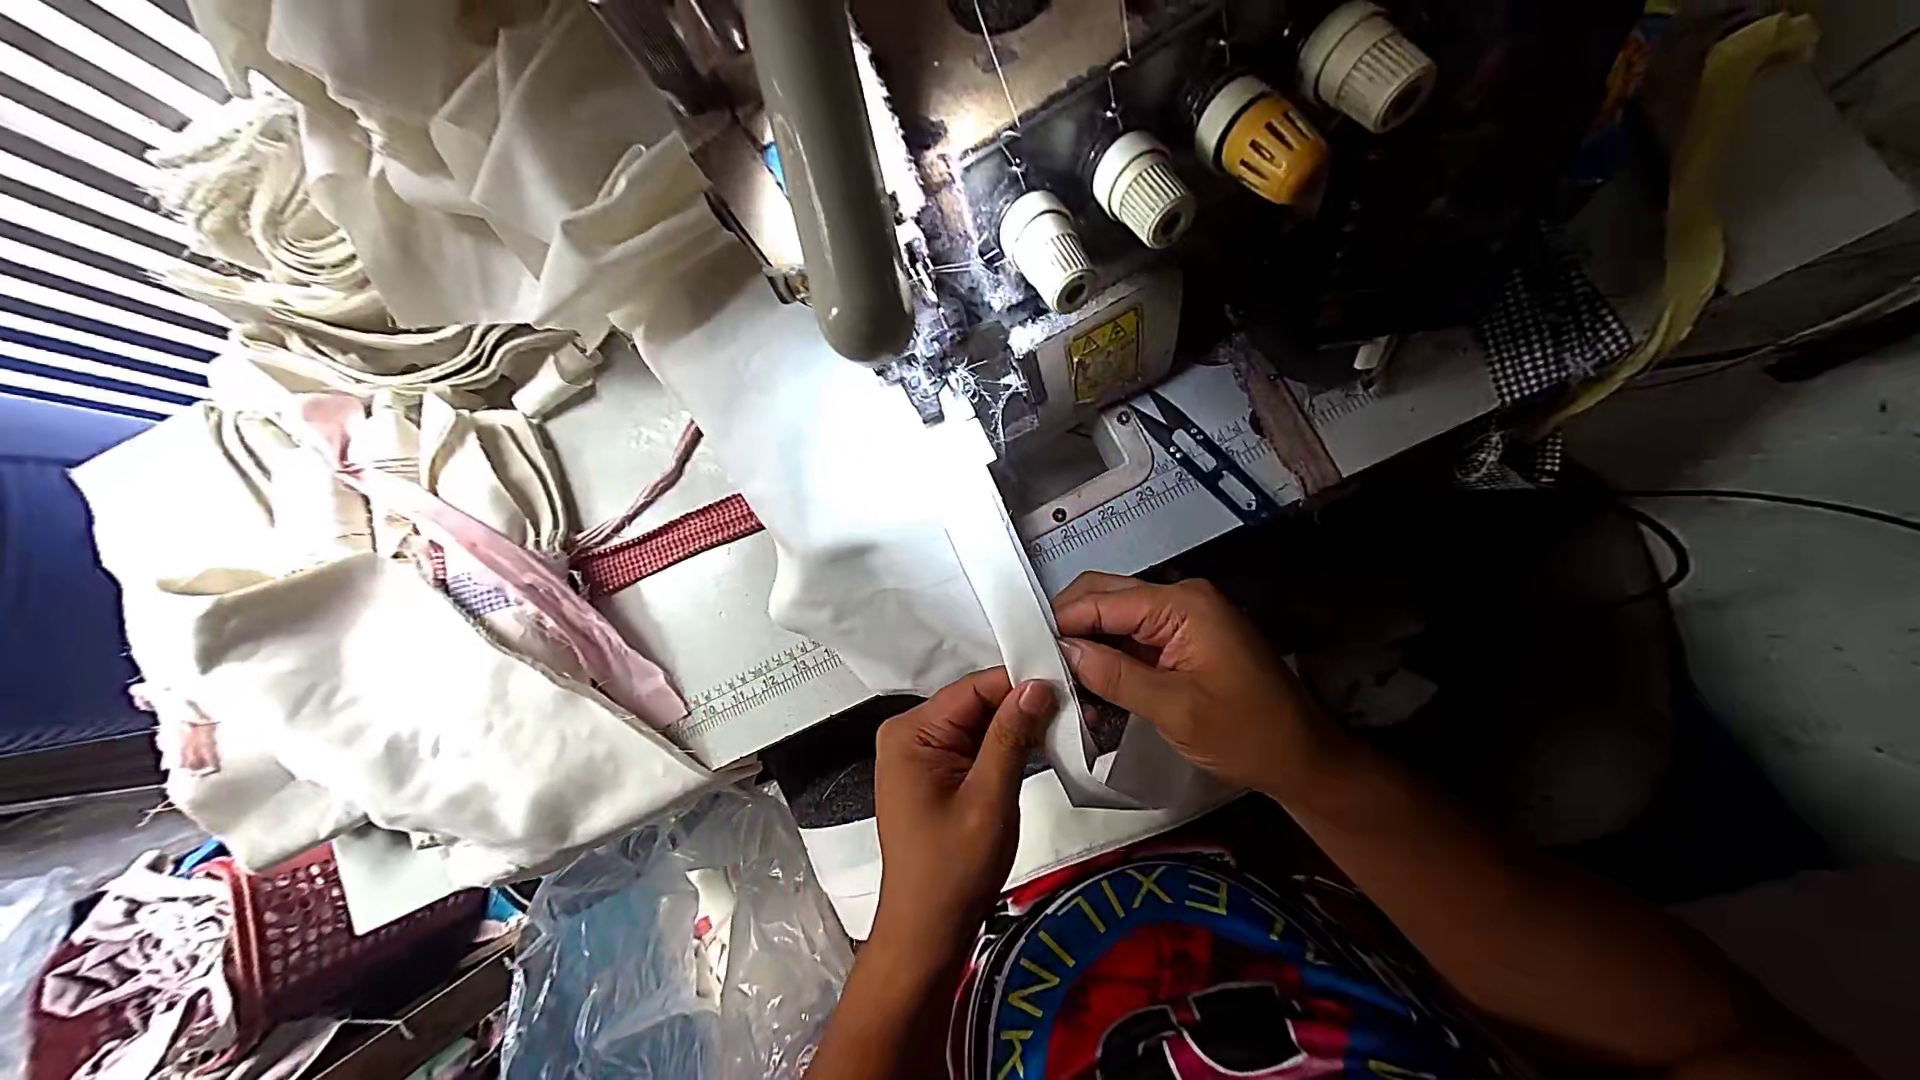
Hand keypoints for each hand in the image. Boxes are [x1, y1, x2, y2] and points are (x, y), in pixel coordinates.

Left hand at [871, 668, 1053, 952]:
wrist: (927, 931)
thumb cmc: (951, 872)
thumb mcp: (988, 800)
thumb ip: (1011, 737)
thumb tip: (1035, 687)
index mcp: (910, 733)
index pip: (972, 689)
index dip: (1018, 683)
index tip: (1062, 681)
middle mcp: (908, 734)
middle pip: (974, 703)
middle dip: (1020, 705)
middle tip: (1071, 705)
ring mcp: (919, 753)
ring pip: (977, 722)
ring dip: (1016, 726)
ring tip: (1062, 723)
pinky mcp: (933, 771)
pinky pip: (972, 744)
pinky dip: (1003, 745)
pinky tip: (1036, 745)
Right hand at [1053, 572, 1349, 800]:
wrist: (1305, 760)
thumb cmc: (1248, 734)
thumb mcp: (1174, 709)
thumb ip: (1114, 675)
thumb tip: (1063, 650)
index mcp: (1183, 604)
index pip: (1103, 600)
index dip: (1062, 623)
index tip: (1029, 652)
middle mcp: (1181, 599)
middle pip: (1106, 598)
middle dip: (1071, 629)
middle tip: (1041, 665)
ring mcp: (1183, 618)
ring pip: (1115, 618)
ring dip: (1088, 645)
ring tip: (1062, 680)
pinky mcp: (1183, 639)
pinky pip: (1133, 637)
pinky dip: (1109, 658)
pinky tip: (1092, 686)